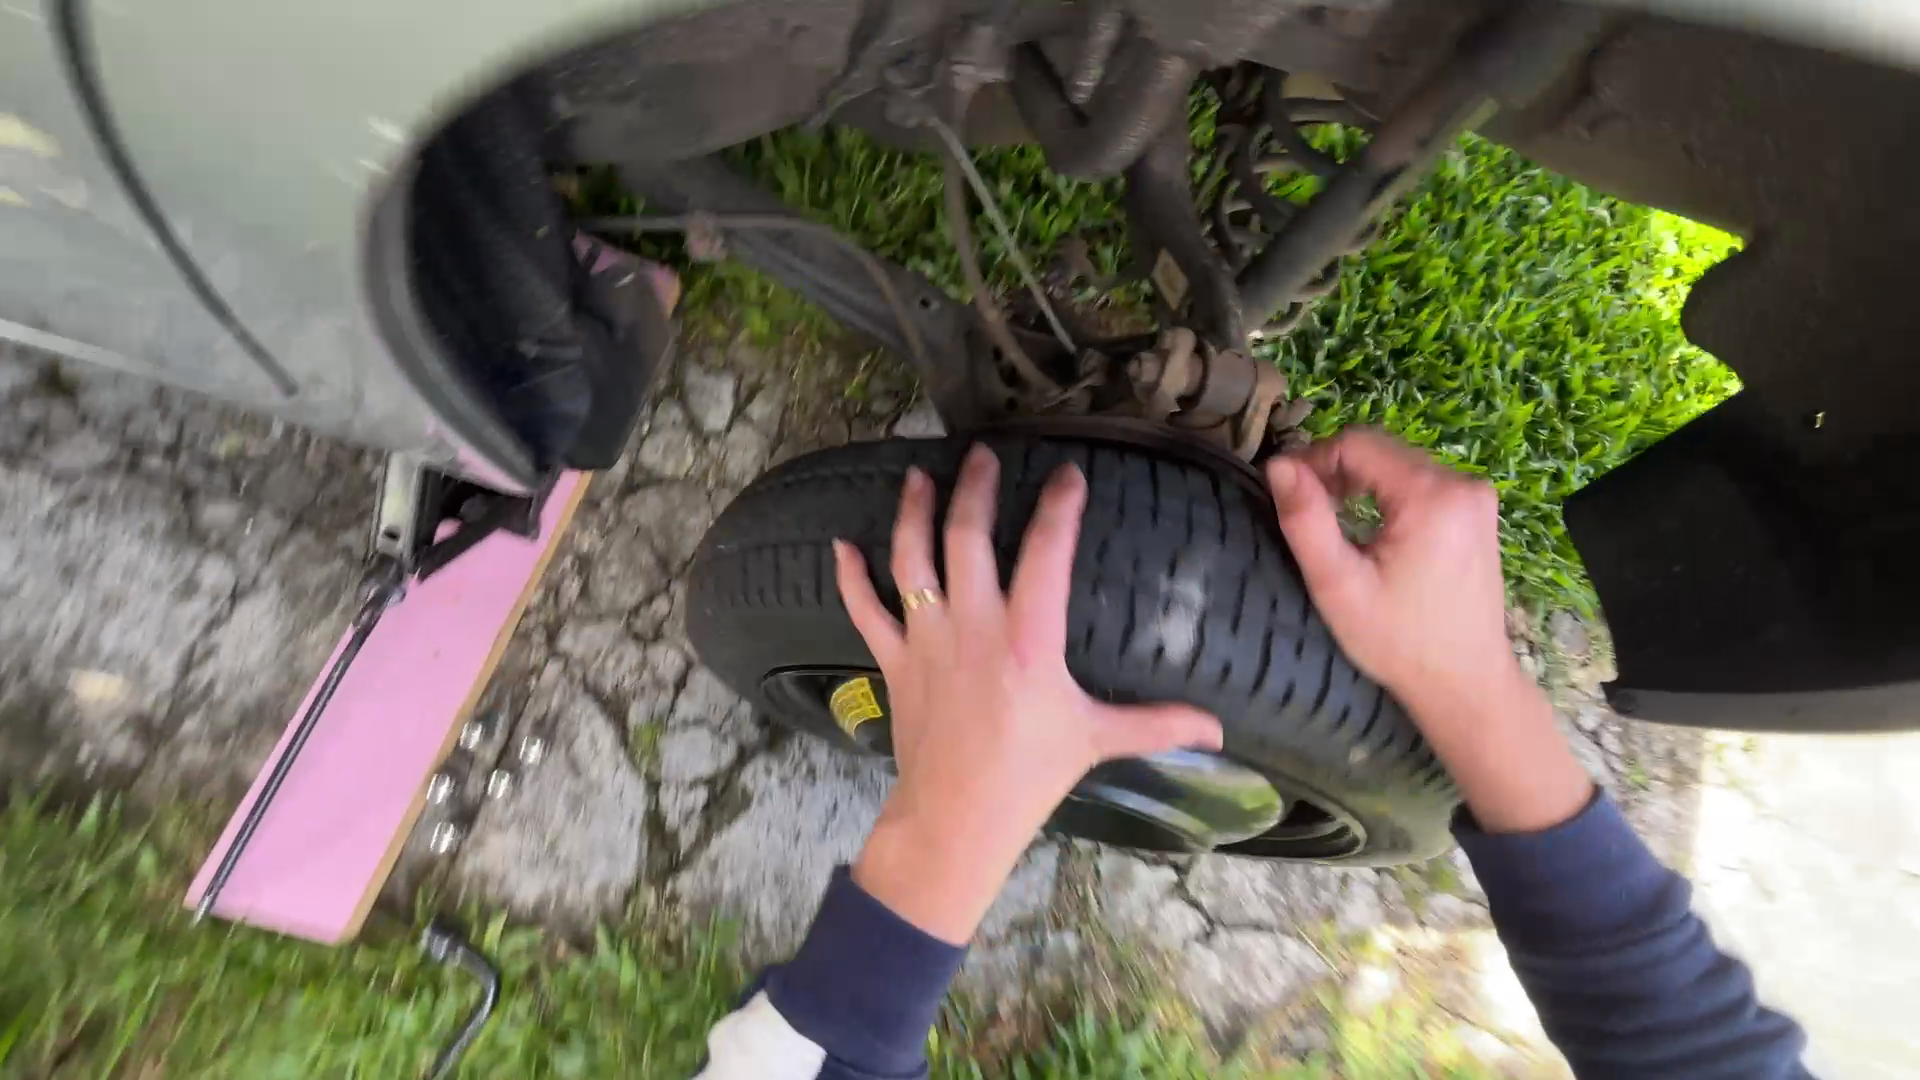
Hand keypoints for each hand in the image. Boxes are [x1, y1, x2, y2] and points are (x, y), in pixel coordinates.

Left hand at [835, 445, 1222, 943]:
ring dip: (913, 512)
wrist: (956, 817)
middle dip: (974, 488)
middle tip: (981, 453)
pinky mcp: (894, 660)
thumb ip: (1158, 723)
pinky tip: (839, 546)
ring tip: (918, 475)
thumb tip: (1219, 727)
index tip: (1067, 473)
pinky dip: (850, 578)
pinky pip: (864, 610)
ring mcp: (926, 638)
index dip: (1058, 506)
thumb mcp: (1098, 739)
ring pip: (911, 559)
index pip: (1046, 552)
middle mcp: (973, 624)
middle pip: (966, 536)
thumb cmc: (1031, 775)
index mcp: (1029, 637)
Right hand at [1266, 429, 1591, 832]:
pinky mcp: (1474, 512)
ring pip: (1395, 463)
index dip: (1311, 458)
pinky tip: (1363, 526)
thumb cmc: (1396, 639)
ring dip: (1354, 481)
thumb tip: (1278, 465)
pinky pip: (1415, 481)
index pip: (1358, 442)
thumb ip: (1305, 519)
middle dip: (1332, 469)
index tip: (1284, 492)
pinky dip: (1380, 492)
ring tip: (1327, 519)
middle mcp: (1463, 484)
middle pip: (1379, 449)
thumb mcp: (1336, 582)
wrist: (1464, 682)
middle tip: (1301, 509)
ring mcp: (1474, 497)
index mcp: (1433, 496)